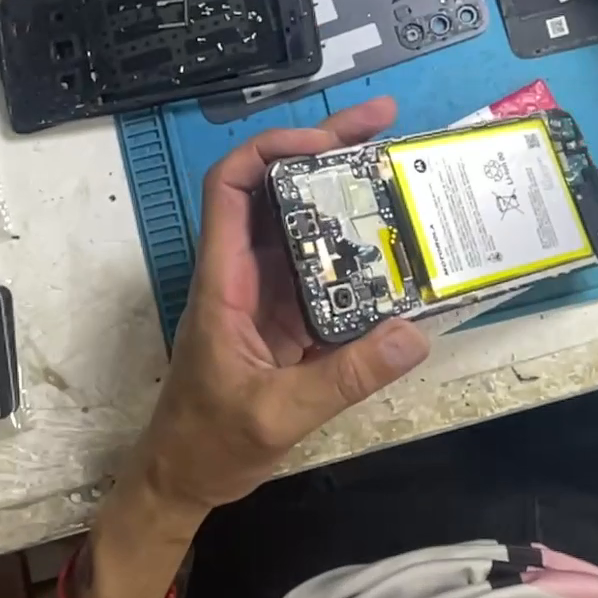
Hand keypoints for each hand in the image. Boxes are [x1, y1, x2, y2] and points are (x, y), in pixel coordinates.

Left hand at [130, 96, 429, 514]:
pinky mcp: (288, 312)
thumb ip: (343, 379)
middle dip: (325, 148)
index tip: (325, 143)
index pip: (231, 187)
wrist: (185, 475)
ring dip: (343, 188)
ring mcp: (268, 288)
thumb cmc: (208, 441)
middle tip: (383, 122)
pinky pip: (323, 264)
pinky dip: (355, 244)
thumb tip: (412, 335)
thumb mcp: (276, 415)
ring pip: (301, 220)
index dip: (271, 151)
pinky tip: (394, 239)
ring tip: (397, 165)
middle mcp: (245, 269)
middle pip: (276, 188)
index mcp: (225, 278)